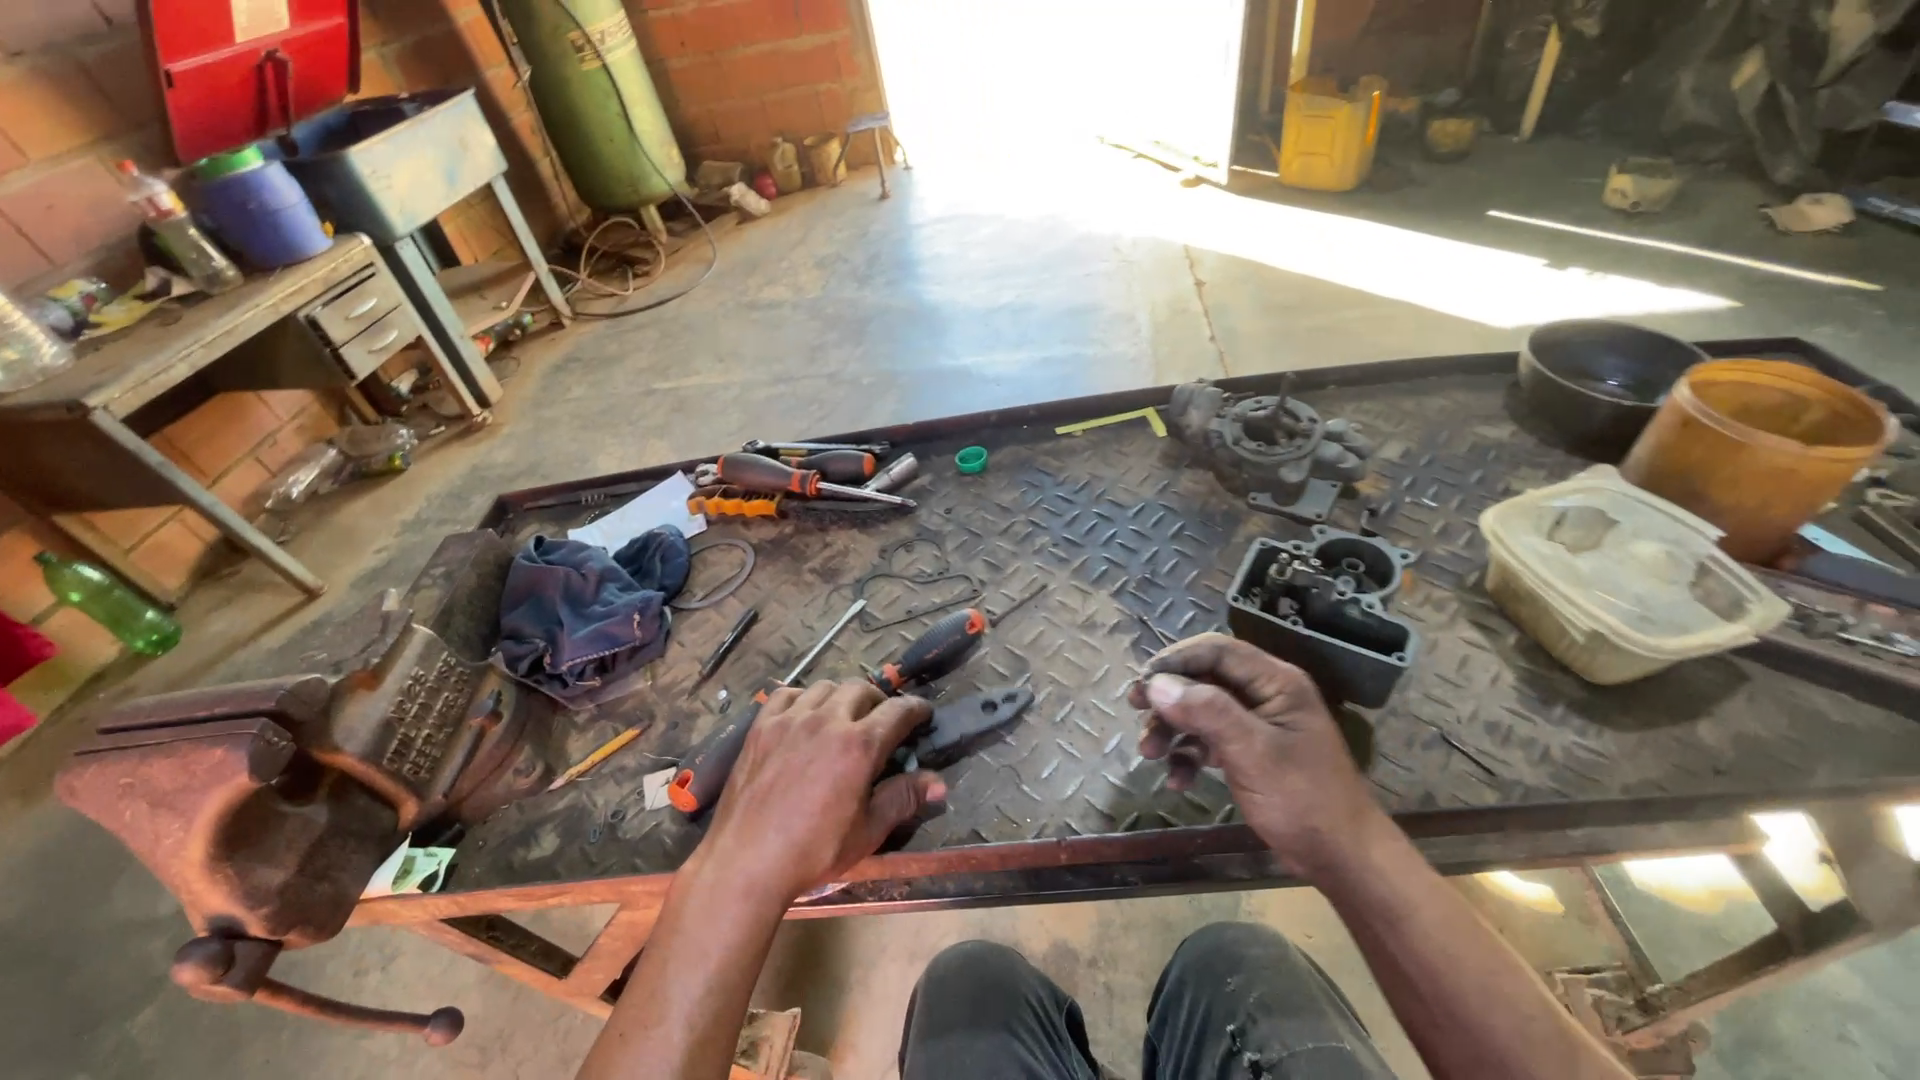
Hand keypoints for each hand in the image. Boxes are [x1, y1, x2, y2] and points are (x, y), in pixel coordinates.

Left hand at [695, 680, 945, 901]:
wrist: (747, 861)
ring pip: (825, 687)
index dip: (916, 709)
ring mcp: (790, 720)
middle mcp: (827, 721)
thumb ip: (903, 798)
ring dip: (842, 696)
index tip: (923, 714)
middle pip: (861, 689)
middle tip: (883, 720)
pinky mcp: (761, 727)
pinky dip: (804, 698)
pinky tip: (805, 716)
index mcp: (859, 745)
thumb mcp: (868, 831)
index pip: (898, 711)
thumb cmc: (814, 851)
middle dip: (879, 700)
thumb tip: (939, 783)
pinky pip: (787, 695)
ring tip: (845, 716)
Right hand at [1128, 633, 1386, 878]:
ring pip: (1201, 711)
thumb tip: (1156, 684)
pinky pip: (1208, 741)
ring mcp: (1257, 725)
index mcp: (1276, 682)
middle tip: (1134, 708)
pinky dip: (1188, 756)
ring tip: (1149, 754)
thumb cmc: (1302, 798)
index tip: (1143, 681)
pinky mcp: (1249, 753)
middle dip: (1169, 696)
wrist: (1340, 856)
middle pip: (1204, 679)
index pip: (1217, 651)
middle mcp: (1265, 696)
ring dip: (1172, 729)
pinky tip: (1177, 781)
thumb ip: (1207, 712)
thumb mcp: (1252, 752)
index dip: (1176, 660)